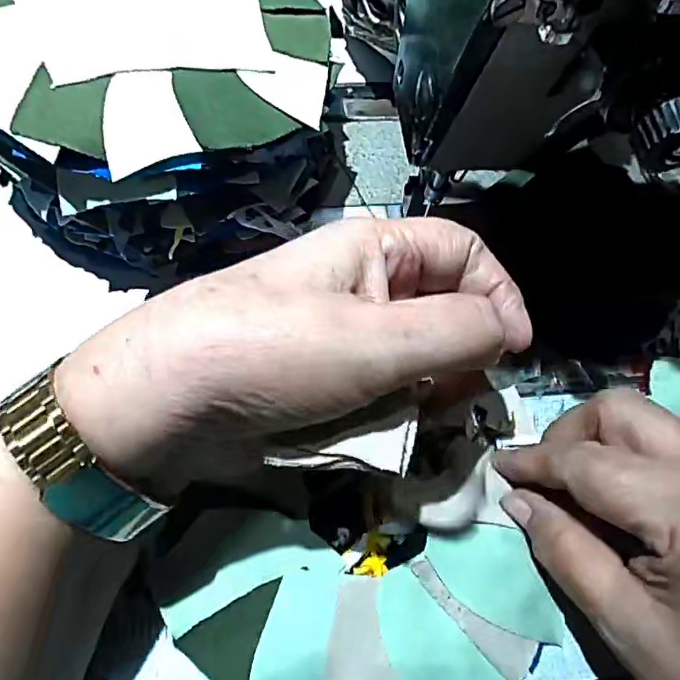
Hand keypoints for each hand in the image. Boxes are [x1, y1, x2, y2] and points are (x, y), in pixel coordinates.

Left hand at [55, 218, 531, 482]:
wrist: (163, 403)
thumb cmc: (271, 353)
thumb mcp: (373, 341)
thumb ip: (455, 332)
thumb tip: (507, 334)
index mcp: (380, 249)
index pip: (468, 253)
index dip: (501, 295)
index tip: (516, 352)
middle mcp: (368, 284)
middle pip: (449, 309)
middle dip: (464, 355)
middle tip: (455, 398)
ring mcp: (348, 333)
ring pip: (421, 356)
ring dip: (429, 391)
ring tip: (409, 419)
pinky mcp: (330, 375)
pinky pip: (387, 387)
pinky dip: (396, 410)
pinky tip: (379, 431)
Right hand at [496, 392, 679, 679]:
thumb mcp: (631, 633)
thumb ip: (568, 553)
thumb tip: (520, 501)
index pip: (591, 459)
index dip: (536, 460)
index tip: (495, 468)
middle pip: (624, 410)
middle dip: (569, 434)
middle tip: (539, 483)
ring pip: (652, 422)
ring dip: (601, 444)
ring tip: (569, 494)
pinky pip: (677, 449)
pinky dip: (633, 461)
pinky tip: (618, 505)